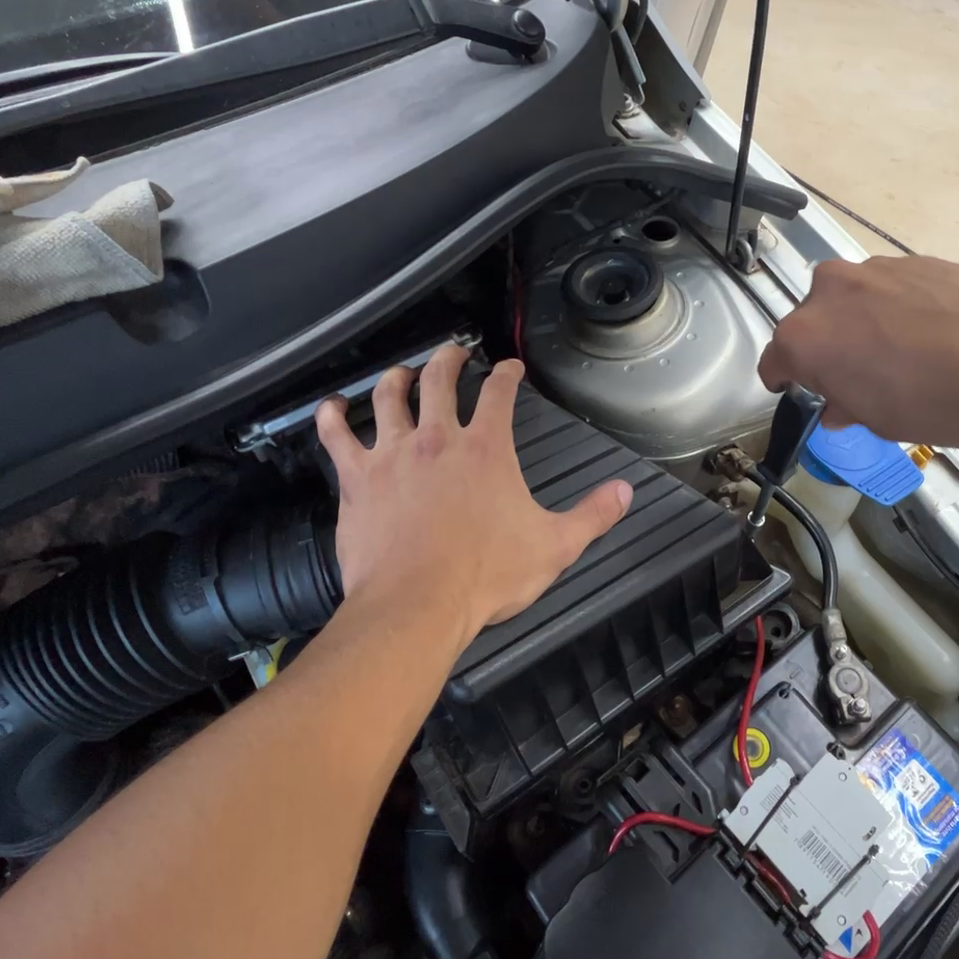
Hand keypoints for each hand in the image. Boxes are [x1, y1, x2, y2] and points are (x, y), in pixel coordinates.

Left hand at [313, 346, 631, 651]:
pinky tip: (333, 407)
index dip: (506, 374)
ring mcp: (393, 455)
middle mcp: (438, 439)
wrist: (417, 605)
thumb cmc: (486, 575)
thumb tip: (625, 492)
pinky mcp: (357, 479)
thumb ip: (593, 515)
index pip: (498, 393)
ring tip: (402, 372)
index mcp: (487, 449)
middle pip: (440, 379)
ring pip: (389, 397)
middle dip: (449, 359)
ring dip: (398, 378)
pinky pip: (337, 436)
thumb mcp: (555, 546)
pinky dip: (333, 417)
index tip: (509, 368)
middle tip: (454, 352)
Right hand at [758, 256, 958, 449]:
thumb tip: (841, 402)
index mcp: (805, 336)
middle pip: (812, 323)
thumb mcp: (878, 421)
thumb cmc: (940, 402)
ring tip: (905, 359)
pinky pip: (889, 289)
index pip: (775, 361)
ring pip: (851, 302)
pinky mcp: (915, 258)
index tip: (804, 392)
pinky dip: (897, 310)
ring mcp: (874, 268)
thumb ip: (845, 405)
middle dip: (828, 350)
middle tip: (860, 381)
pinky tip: (932, 337)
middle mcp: (829, 291)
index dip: (788, 382)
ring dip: (863, 326)